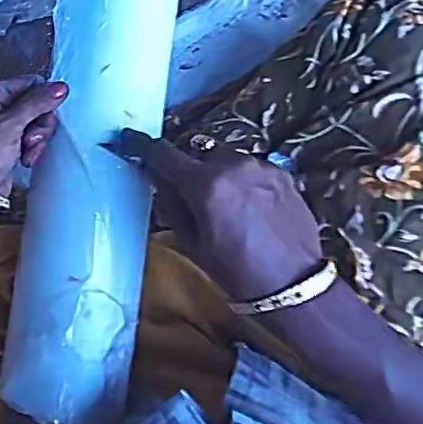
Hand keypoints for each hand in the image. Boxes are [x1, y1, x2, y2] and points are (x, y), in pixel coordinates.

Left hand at [0, 76, 68, 194]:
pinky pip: (32, 137)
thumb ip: (36, 103)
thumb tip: (62, 86)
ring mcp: (4, 124)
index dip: (42, 100)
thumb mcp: (10, 126)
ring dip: (37, 139)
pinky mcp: (11, 142)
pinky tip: (25, 159)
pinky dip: (33, 148)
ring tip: (27, 152)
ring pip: (38, 122)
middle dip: (40, 123)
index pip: (31, 83)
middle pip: (37, 103)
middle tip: (30, 140)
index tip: (42, 118)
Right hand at [112, 129, 323, 300]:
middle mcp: (234, 165)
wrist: (292, 284)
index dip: (143, 146)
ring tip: (224, 204)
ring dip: (217, 172)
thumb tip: (157, 177)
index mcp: (206, 184)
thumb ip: (171, 203)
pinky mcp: (282, 173)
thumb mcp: (192, 243)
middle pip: (197, 152)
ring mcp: (261, 166)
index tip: (129, 139)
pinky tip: (248, 206)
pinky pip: (251, 167)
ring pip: (226, 158)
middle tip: (189, 193)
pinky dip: (242, 179)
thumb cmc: (236, 271)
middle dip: (189, 167)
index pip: (164, 154)